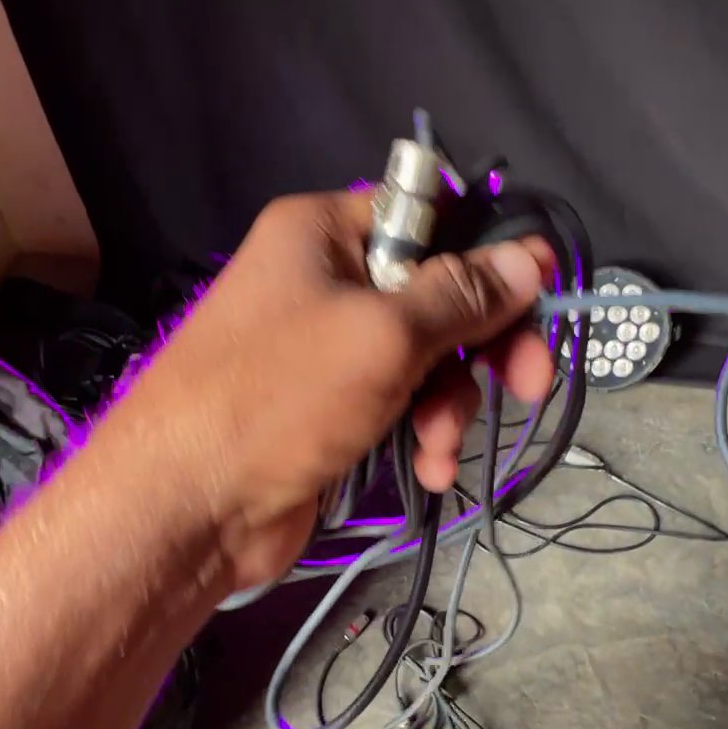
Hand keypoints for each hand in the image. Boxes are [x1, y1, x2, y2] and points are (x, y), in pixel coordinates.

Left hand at [94, 190, 555, 588]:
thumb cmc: (276, 398)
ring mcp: (328, 354)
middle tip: (530, 382)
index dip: (488, 255)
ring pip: (427, 361)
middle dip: (483, 346)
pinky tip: (431, 471)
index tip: (541, 293)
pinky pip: (402, 407)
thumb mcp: (380, 336)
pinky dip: (423, 436)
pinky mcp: (333, 413)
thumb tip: (531, 258)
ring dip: (450, 406)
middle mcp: (326, 283)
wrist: (186, 509)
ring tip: (440, 447)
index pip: (429, 219)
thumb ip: (460, 297)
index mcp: (324, 233)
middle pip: (437, 297)